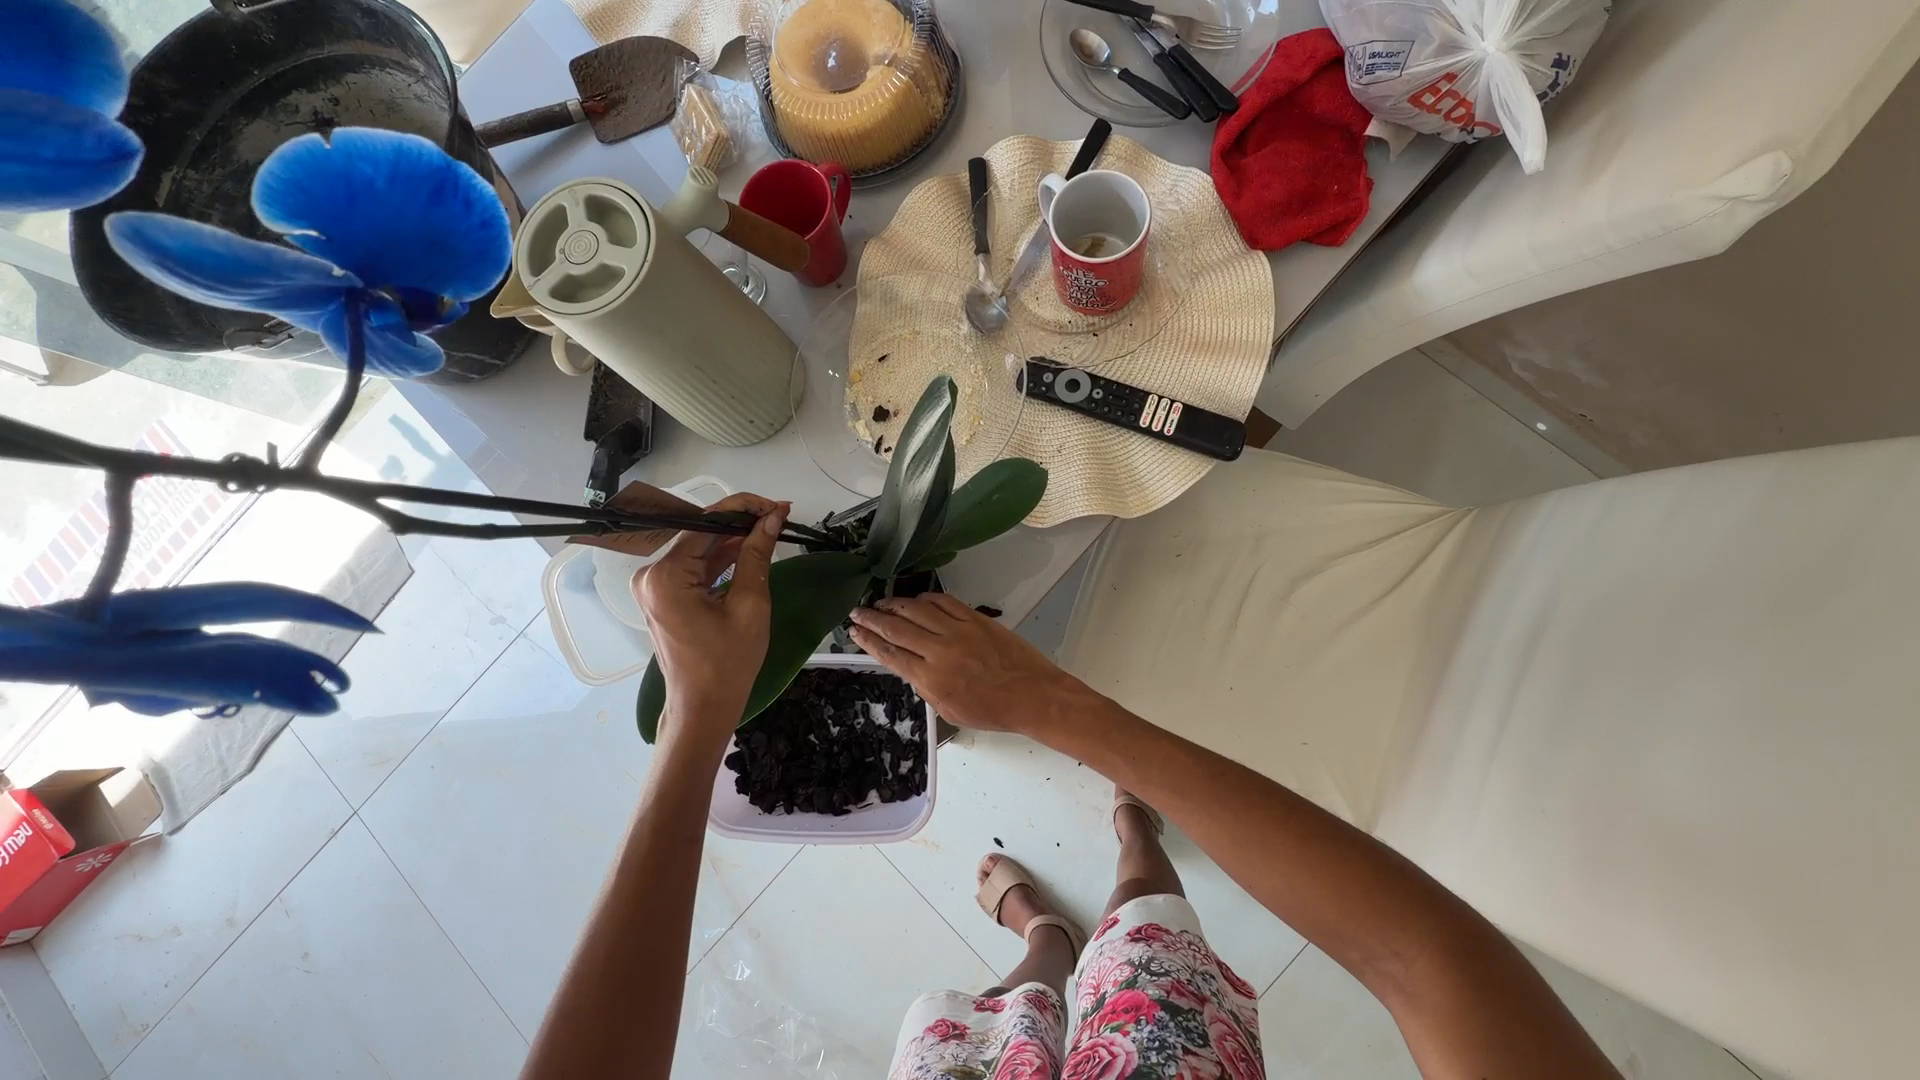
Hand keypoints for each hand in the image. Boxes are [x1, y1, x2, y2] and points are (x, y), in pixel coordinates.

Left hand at [633, 494, 787, 736]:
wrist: (703, 708)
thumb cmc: (727, 663)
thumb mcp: (750, 604)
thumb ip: (757, 555)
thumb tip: (772, 518)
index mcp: (665, 576)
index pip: (705, 523)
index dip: (743, 508)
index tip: (777, 505)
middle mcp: (651, 575)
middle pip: (700, 533)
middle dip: (741, 521)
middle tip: (780, 514)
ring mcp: (655, 586)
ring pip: (700, 548)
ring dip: (735, 538)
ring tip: (773, 526)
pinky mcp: (665, 596)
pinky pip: (696, 567)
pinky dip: (723, 558)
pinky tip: (752, 547)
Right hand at [847, 594, 1083, 734]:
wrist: (1032, 695)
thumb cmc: (993, 711)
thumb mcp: (950, 710)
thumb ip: (926, 688)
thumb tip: (911, 668)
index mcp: (931, 678)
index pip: (890, 653)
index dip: (868, 640)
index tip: (854, 632)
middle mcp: (940, 650)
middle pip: (897, 627)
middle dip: (872, 618)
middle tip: (857, 612)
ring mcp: (958, 630)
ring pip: (917, 609)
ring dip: (894, 604)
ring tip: (881, 603)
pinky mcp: (975, 618)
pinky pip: (944, 602)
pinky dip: (926, 598)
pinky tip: (917, 599)